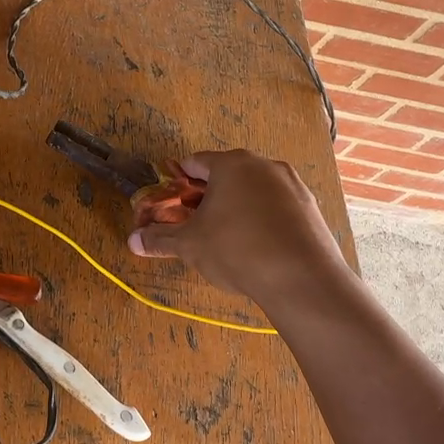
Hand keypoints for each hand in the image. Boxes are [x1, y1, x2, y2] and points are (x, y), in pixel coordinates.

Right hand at [126, 150, 352, 313]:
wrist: (303, 280)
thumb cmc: (237, 250)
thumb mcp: (189, 245)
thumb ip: (159, 239)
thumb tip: (132, 241)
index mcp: (231, 164)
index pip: (193, 163)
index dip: (177, 184)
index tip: (171, 206)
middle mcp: (263, 165)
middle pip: (224, 174)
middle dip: (206, 196)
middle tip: (195, 224)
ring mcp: (292, 185)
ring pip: (252, 189)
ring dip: (234, 206)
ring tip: (226, 239)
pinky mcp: (310, 207)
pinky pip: (275, 206)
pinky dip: (261, 218)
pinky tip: (256, 247)